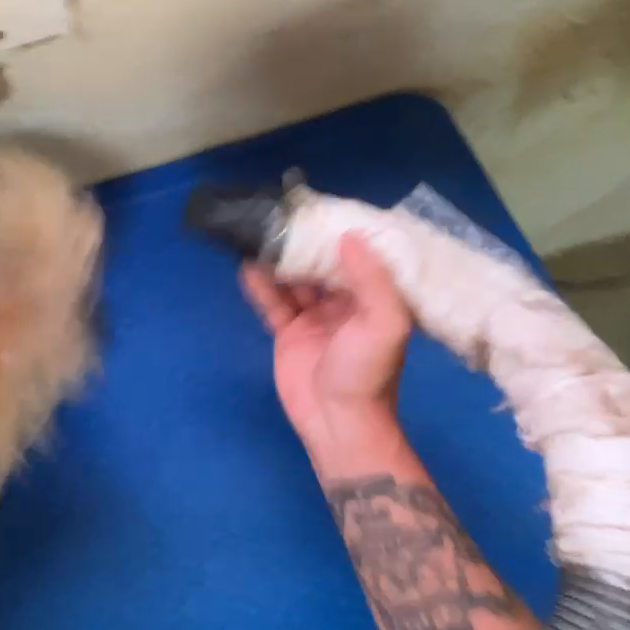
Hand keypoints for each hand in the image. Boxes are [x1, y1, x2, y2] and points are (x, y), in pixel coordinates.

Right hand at [239, 233, 412, 442]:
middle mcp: (345, 304)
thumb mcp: (383, 324)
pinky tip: (247, 267)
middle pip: (322, 265)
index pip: (359, 258)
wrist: (336, 421)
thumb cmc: (365, 372)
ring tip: (259, 235)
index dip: (342, 233)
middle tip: (282, 217)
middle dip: (305, 243)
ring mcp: (314, 318)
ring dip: (279, 261)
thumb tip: (349, 236)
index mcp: (374, 299)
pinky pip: (272, 303)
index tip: (323, 208)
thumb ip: (372, 280)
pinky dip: (260, 286)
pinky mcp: (288, 333)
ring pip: (294, 281)